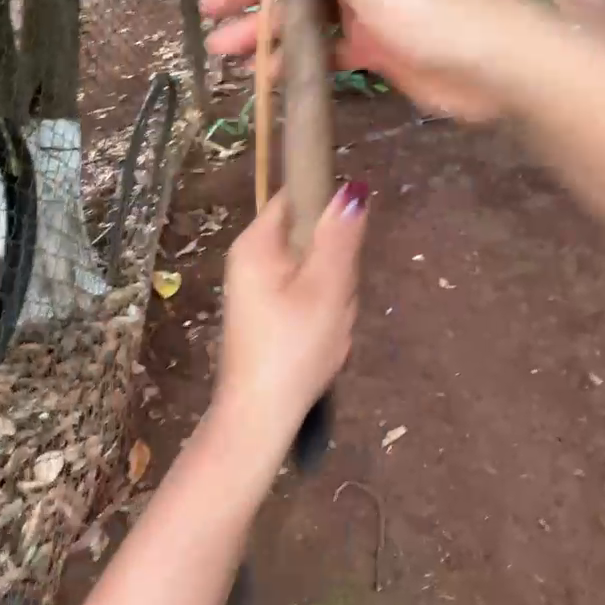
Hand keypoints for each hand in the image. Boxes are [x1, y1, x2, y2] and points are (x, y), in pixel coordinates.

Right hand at [202, 0, 543, 120]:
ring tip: (223, 50)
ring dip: (267, 28)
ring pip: (306, 11)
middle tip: (209, 6)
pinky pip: (325, 48)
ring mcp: (369, 6)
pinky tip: (269, 75)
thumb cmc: (441, 12)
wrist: (497, 72)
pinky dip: (298, 59)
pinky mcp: (375, 46)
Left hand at [211, 182, 368, 447]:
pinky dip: (322, 317)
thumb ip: (339, 238)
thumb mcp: (326, 289)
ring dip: (334, 298)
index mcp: (256, 244)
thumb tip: (352, 189)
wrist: (260, 414)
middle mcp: (252, 259)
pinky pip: (307, 298)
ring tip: (328, 328)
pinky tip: (322, 342)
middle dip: (335, 270)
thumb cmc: (292, 348)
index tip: (343, 249)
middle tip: (335, 301)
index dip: (327, 214)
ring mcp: (259, 288)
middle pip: (311, 239)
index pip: (297, 197)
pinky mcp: (268, 313)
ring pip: (315, 272)